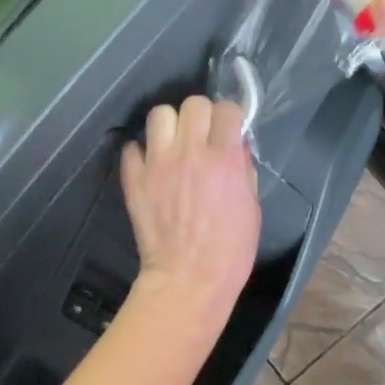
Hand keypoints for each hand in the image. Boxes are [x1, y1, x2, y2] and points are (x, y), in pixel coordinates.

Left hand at [121, 96, 260, 310]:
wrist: (188, 280)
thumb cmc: (230, 251)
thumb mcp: (252, 208)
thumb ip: (244, 170)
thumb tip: (237, 145)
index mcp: (224, 159)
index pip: (226, 109)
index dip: (230, 116)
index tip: (229, 129)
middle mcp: (190, 153)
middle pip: (193, 104)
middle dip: (201, 115)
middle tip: (202, 135)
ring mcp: (157, 164)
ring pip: (159, 114)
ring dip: (170, 125)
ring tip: (174, 144)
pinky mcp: (134, 179)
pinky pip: (132, 147)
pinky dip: (142, 152)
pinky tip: (152, 166)